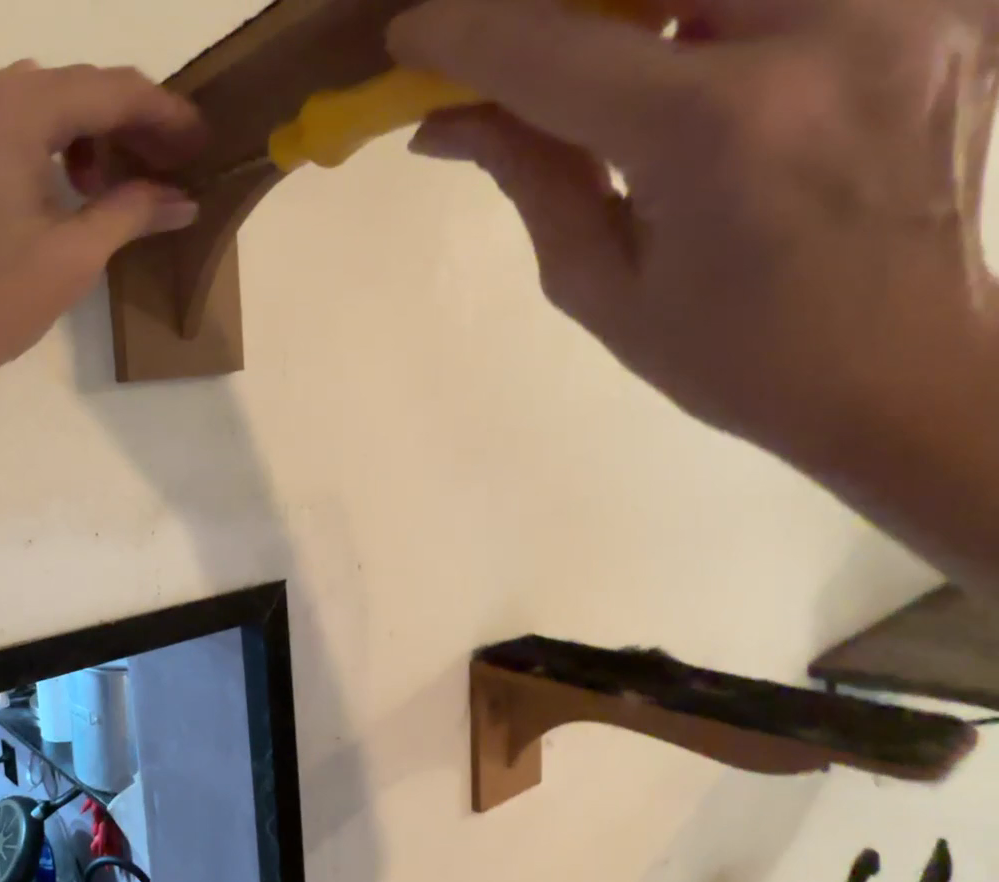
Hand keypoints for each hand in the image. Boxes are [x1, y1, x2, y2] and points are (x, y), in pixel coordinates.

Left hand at [0, 62, 203, 400]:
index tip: (201, 144)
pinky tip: (55, 189)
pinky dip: (37, 145)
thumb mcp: (73, 257)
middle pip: (69, 88)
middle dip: (124, 124)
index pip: (109, 89)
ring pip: (32, 105)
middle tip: (165, 167)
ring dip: (80, 134)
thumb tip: (182, 200)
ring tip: (107, 187)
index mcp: (11, 110)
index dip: (164, 114)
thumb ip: (132, 211)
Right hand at [388, 0, 998, 455]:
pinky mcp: (940, 6)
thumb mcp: (595, 280)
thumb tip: (447, 120)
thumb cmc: (727, 354)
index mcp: (720, 129)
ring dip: (633, 11)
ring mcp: (905, 5)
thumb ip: (530, 173)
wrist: (904, 376)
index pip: (556, 52)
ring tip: (590, 61)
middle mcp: (826, 33)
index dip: (468, 35)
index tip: (410, 33)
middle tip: (509, 40)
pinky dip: (705, 20)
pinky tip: (680, 57)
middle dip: (558, 6)